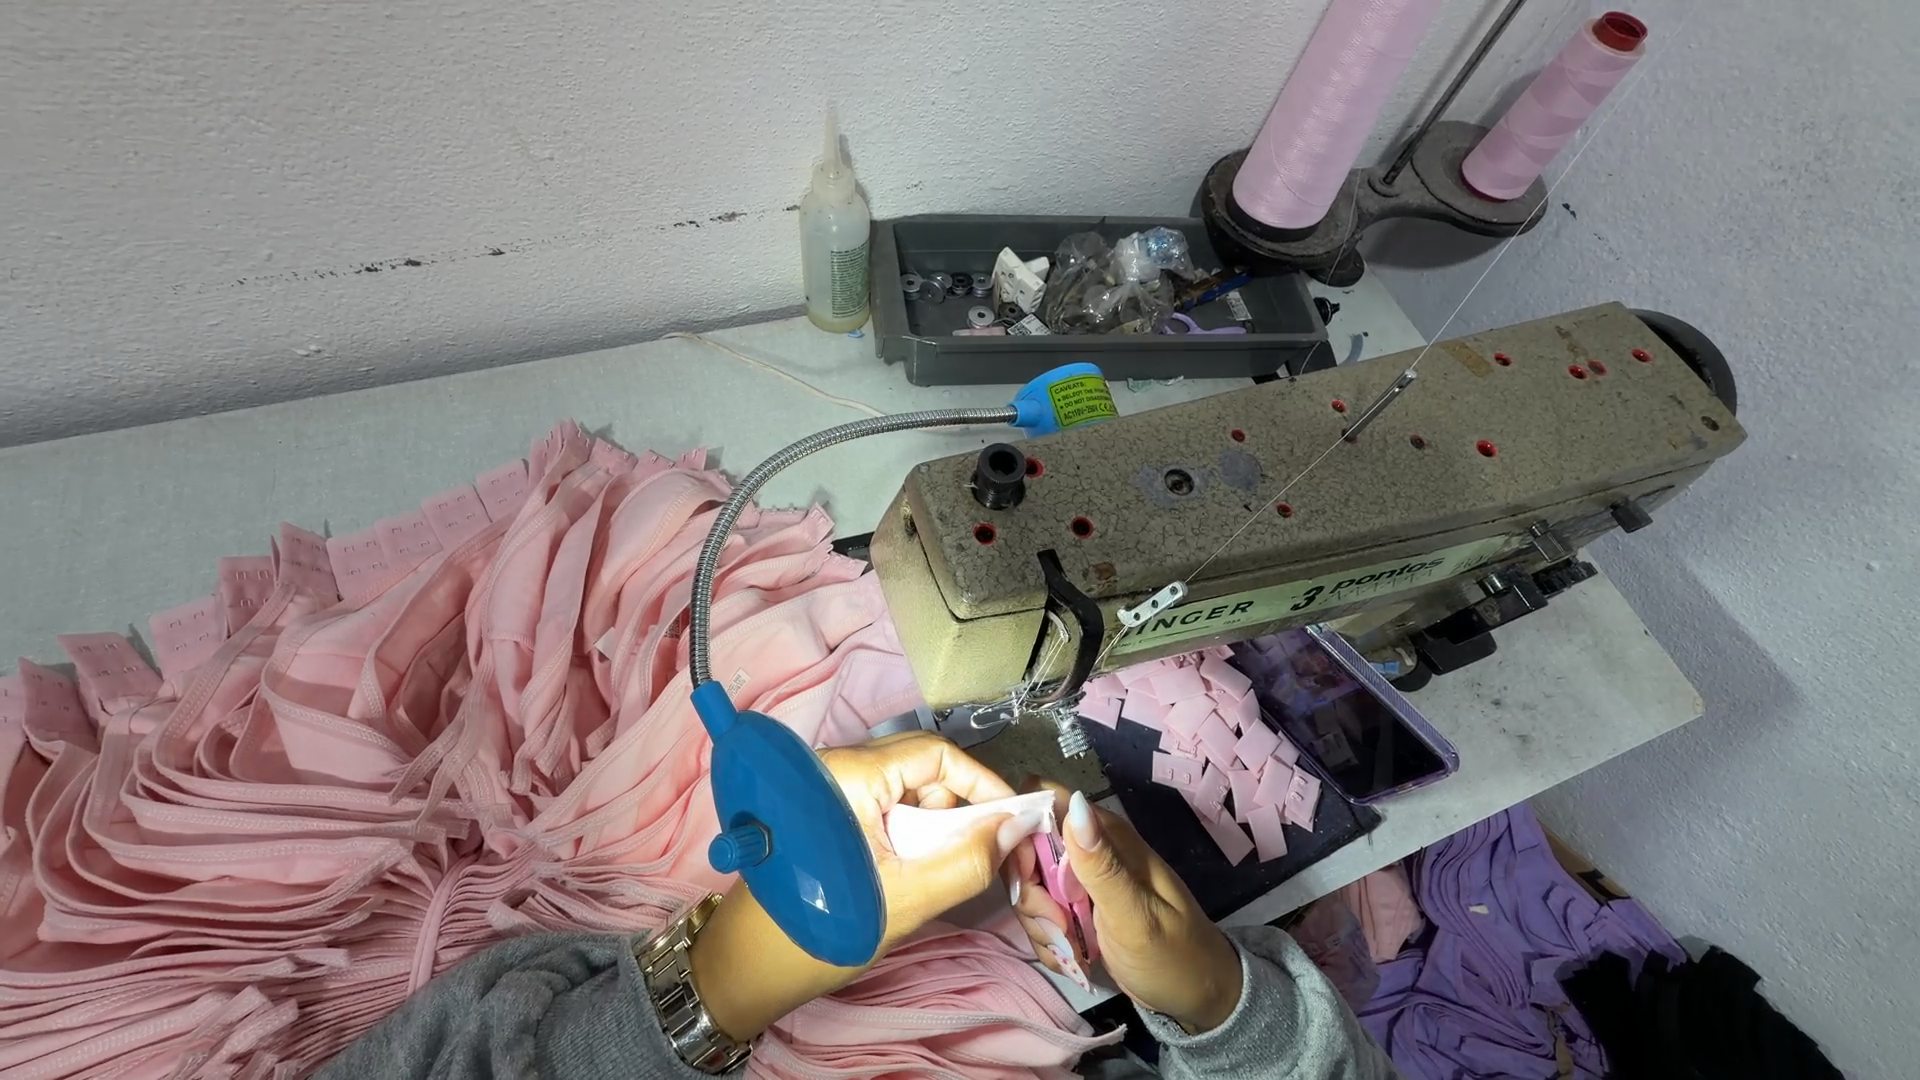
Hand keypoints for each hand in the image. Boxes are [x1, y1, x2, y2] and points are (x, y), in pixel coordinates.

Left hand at [689, 733, 1020, 1039]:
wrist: (751, 965)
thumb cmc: (823, 928)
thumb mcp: (904, 900)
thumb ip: (965, 862)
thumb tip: (1015, 828)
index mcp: (851, 774)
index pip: (936, 754)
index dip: (982, 782)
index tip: (1015, 817)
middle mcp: (840, 765)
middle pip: (923, 765)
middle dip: (961, 805)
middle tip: (987, 847)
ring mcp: (833, 784)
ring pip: (908, 785)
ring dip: (938, 819)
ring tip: (949, 863)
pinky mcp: (832, 805)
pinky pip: (888, 801)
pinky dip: (914, 826)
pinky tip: (920, 862)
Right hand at [1012, 786, 1243, 1032]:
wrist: (1198, 997)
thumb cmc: (1175, 955)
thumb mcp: (1137, 916)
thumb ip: (1101, 864)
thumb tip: (1075, 801)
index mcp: (1105, 833)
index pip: (1044, 799)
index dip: (1022, 827)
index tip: (1028, 874)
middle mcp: (1088, 845)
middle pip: (1026, 844)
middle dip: (1030, 889)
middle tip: (1057, 924)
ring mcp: (1079, 876)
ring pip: (1028, 881)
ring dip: (1039, 919)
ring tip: (1070, 945)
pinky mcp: (1074, 903)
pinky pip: (1040, 909)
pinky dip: (1047, 935)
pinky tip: (1071, 954)